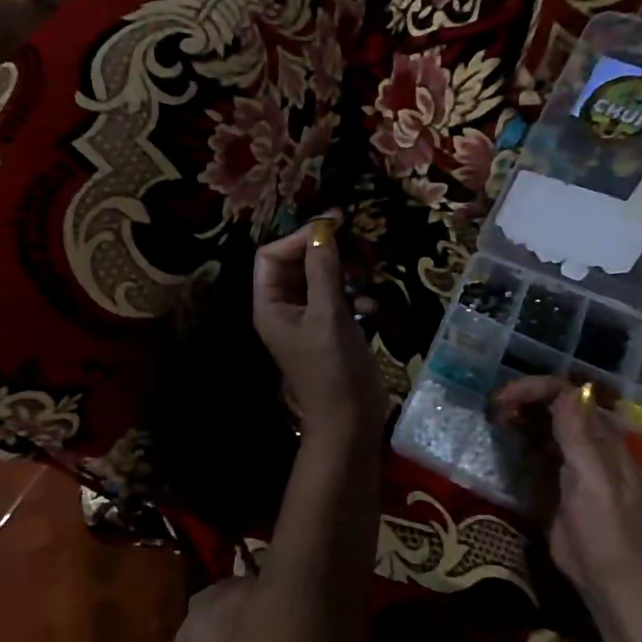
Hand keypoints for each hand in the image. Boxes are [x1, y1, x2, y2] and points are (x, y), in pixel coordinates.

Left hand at [253, 210, 385, 444]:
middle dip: (323, 250)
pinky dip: (354, 293)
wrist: (349, 418)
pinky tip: (372, 302)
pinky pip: (336, 297)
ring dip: (343, 270)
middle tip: (356, 239)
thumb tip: (323, 227)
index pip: (271, 255)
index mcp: (269, 305)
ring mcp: (305, 319)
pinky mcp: (328, 328)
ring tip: (368, 270)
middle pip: (294, 263)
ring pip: (318, 278)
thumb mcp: (329, 313)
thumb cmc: (332, 367)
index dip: (298, 237)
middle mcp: (282, 308)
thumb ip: (324, 268)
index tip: (334, 223)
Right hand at [491, 376, 641, 608]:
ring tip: (495, 423)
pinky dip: (519, 444)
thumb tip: (567, 391)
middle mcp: (590, 448)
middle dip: (524, 401)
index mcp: (605, 443)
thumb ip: (580, 440)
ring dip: (520, 419)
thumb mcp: (593, 484)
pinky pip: (537, 455)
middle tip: (494, 411)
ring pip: (545, 429)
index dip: (537, 389)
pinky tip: (503, 448)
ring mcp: (572, 467)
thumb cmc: (607, 533)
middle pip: (556, 408)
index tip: (503, 399)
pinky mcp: (556, 487)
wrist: (612, 581)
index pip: (571, 397)